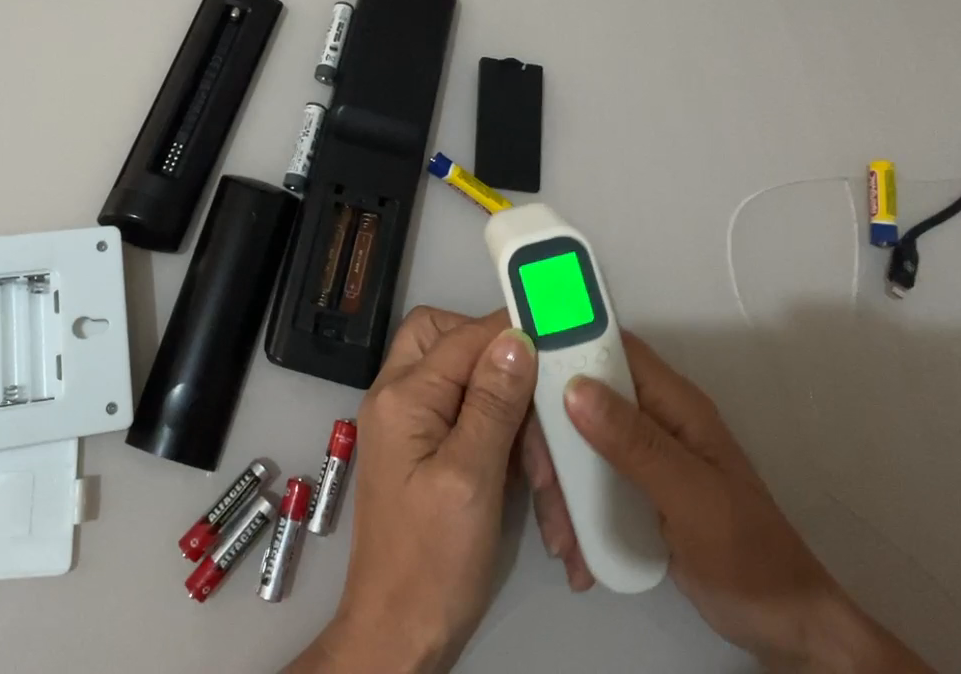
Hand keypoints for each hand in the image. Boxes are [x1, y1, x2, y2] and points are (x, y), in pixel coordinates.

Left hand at [287, 307, 537, 673]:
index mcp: (402, 397)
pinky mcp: (424, 450)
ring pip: (459, 376)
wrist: (400, 627)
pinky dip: (497, 431)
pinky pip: (461, 413)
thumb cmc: (434, 559)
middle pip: (445, 339)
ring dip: (504, 402)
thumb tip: (514, 337)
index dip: (511, 332)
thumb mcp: (470, 478)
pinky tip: (526, 467)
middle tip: (541, 392)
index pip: (461, 336)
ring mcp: (408, 424)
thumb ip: (492, 404)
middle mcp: (397, 398)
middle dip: (497, 357)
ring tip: (540, 452)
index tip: (563, 340)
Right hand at [526, 331, 930, 672]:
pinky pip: (582, 484)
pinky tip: (573, 553)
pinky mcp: (629, 491)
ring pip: (573, 445)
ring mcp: (639, 455)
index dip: (563, 344)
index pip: (610, 348)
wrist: (783, 627)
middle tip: (539, 484)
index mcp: (673, 405)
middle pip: (578, 398)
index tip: (516, 369)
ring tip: (560, 541)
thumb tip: (572, 387)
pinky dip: (570, 513)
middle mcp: (652, 419)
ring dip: (557, 488)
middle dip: (548, 439)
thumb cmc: (747, 556)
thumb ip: (634, 443)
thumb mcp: (690, 498)